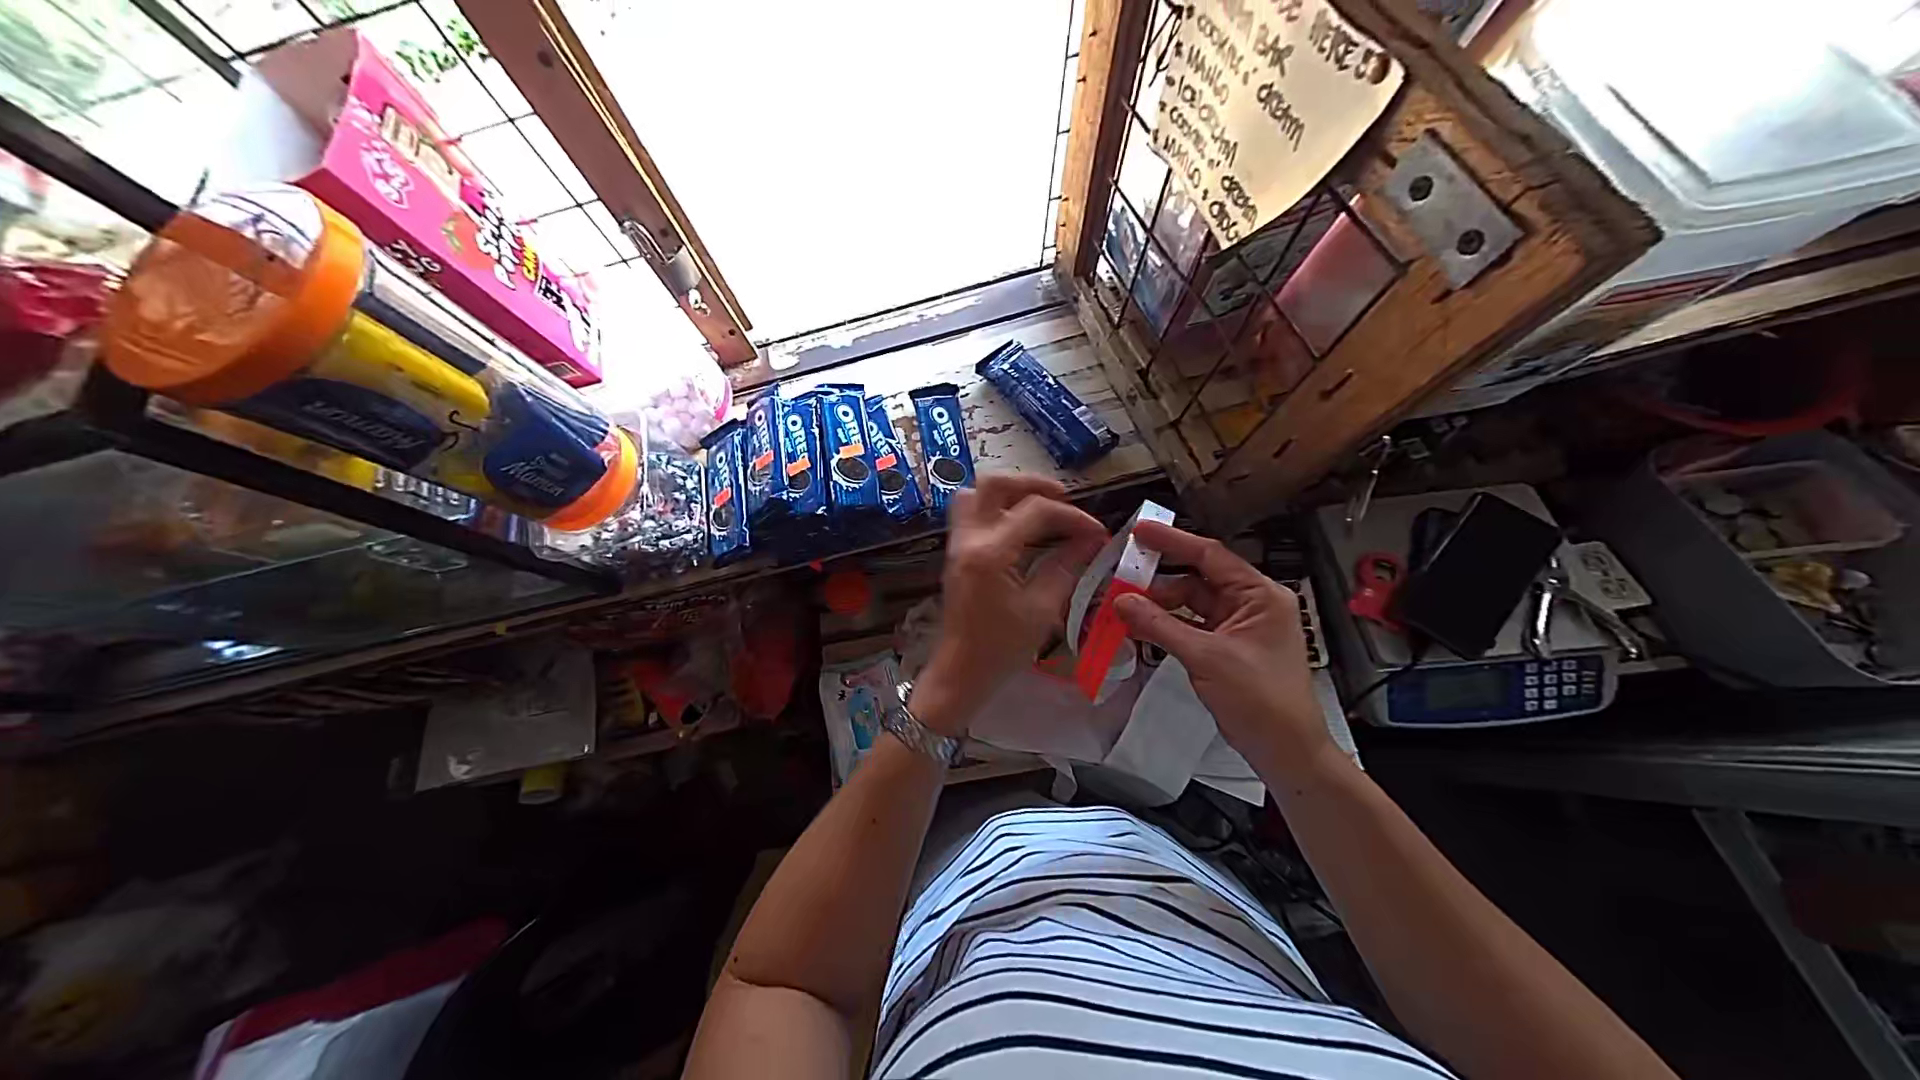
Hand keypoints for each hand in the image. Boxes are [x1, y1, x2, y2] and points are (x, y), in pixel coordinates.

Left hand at [916, 475, 1108, 735]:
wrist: (960, 672)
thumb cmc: (1001, 648)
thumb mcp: (1042, 610)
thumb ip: (1065, 567)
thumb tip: (1089, 541)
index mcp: (990, 553)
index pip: (1035, 511)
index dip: (1071, 516)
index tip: (1095, 531)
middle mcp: (968, 539)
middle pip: (994, 484)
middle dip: (1032, 484)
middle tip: (1063, 499)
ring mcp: (957, 544)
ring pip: (975, 494)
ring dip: (1009, 493)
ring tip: (1041, 508)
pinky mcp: (956, 554)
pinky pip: (970, 513)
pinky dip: (996, 508)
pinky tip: (1021, 528)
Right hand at [1114, 521, 1335, 777]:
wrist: (1285, 750)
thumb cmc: (1266, 703)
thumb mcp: (1206, 658)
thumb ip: (1160, 626)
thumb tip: (1124, 603)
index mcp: (1261, 596)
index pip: (1211, 556)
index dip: (1173, 542)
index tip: (1141, 532)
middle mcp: (1251, 605)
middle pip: (1197, 579)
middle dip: (1159, 580)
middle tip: (1123, 577)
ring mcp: (1237, 627)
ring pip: (1190, 603)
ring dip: (1158, 605)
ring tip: (1125, 607)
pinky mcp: (1225, 647)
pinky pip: (1189, 625)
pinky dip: (1166, 625)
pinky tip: (1141, 626)